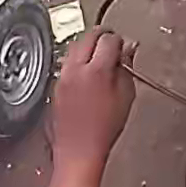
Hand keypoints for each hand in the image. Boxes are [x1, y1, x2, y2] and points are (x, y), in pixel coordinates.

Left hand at [49, 27, 134, 170]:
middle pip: (89, 37)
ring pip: (76, 47)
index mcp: (97, 71)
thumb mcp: (126, 96)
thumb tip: (128, 50)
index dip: (120, 41)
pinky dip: (80, 60)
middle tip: (114, 45)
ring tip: (102, 58)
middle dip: (103, 37)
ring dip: (89, 46)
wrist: (79, 150)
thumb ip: (127, 68)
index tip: (126, 46)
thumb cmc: (104, 129)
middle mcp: (76, 69)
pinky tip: (89, 72)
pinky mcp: (56, 84)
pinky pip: (68, 62)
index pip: (109, 39)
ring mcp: (63, 76)